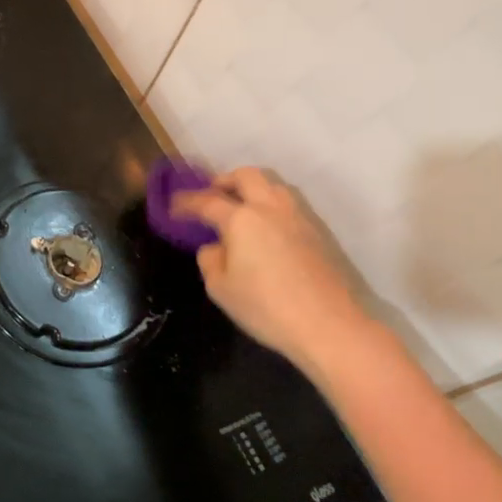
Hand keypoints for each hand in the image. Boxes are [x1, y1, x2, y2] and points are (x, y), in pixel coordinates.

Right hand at [170, 167, 378, 371]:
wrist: (328, 325)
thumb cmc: (266, 307)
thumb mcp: (220, 289)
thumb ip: (210, 260)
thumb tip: (216, 247)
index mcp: (241, 219)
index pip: (207, 201)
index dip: (187, 202)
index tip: (174, 206)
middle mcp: (271, 208)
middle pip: (247, 176)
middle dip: (225, 180)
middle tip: (212, 196)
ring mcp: (299, 217)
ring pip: (274, 185)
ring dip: (253, 189)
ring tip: (241, 209)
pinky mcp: (318, 232)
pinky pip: (290, 205)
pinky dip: (272, 207)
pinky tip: (267, 230)